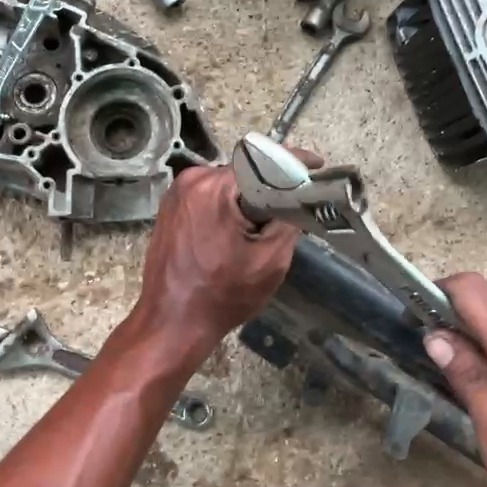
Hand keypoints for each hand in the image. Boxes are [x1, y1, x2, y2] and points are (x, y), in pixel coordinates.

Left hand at [128, 157, 312, 358]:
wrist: (172, 324)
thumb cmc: (221, 295)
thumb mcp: (270, 260)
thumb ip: (288, 220)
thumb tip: (296, 199)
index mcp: (213, 186)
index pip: (263, 162)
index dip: (294, 162)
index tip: (316, 166)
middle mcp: (190, 180)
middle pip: (243, 173)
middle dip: (269, 188)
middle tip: (291, 208)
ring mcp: (176, 194)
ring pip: (226, 186)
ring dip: (246, 201)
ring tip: (264, 227)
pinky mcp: (170, 209)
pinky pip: (208, 198)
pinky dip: (227, 209)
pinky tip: (236, 234)